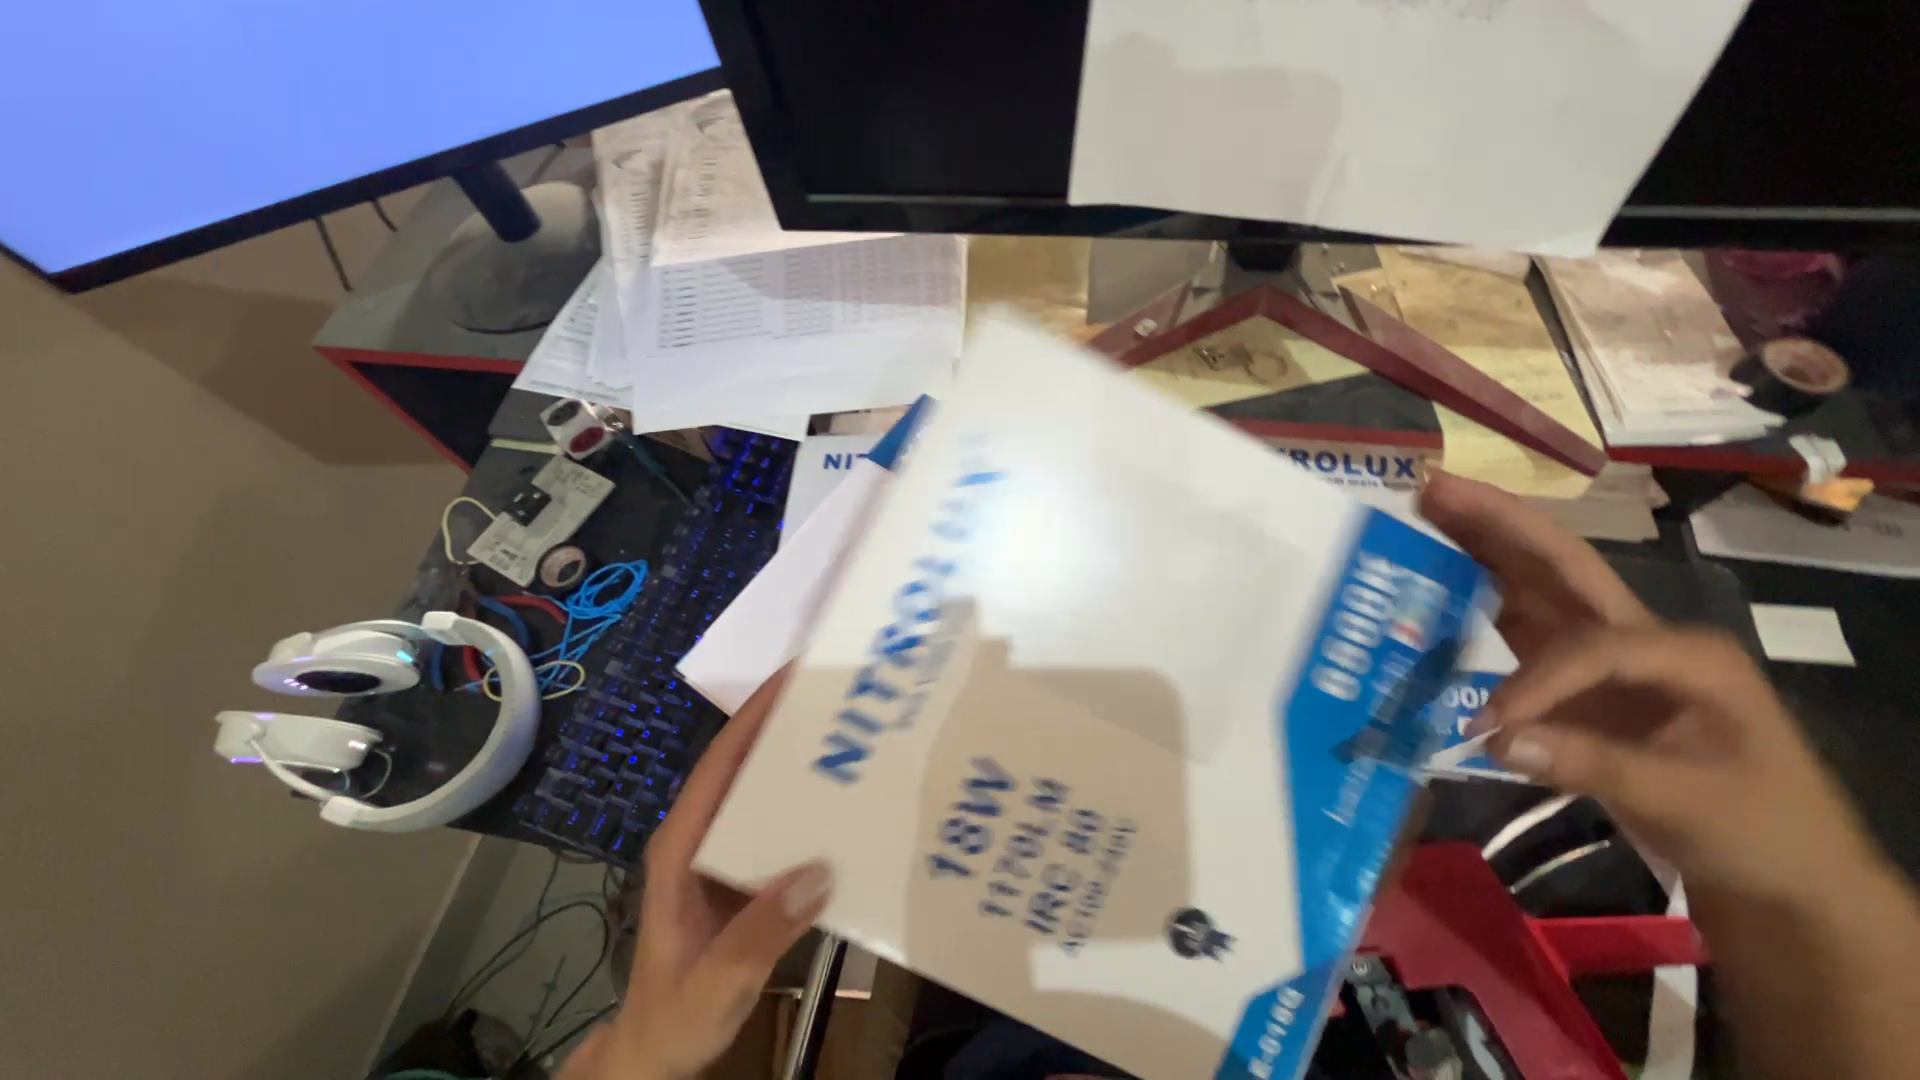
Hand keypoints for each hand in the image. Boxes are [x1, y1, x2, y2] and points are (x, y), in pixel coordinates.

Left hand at [560, 670, 832, 1079]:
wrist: (660, 1050)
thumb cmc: (676, 1013)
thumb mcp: (716, 980)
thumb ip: (759, 933)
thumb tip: (818, 870)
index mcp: (681, 846)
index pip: (717, 766)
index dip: (751, 717)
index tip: (791, 675)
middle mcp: (700, 835)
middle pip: (741, 764)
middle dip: (784, 725)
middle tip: (841, 696)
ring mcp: (721, 852)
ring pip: (760, 790)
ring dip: (799, 761)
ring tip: (856, 736)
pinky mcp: (743, 870)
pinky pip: (776, 823)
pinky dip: (807, 803)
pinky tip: (848, 803)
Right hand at [1420, 471, 1884, 902]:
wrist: (1780, 867)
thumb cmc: (1755, 826)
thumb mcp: (1688, 801)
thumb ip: (1591, 764)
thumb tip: (1492, 738)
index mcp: (1683, 651)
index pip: (1592, 647)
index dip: (1535, 680)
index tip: (1492, 728)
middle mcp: (1640, 633)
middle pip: (1561, 564)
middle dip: (1497, 524)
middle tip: (1433, 489)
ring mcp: (1604, 650)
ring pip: (1535, 584)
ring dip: (1480, 547)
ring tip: (1426, 514)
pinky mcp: (1577, 676)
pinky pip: (1518, 627)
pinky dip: (1474, 599)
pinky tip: (1436, 581)